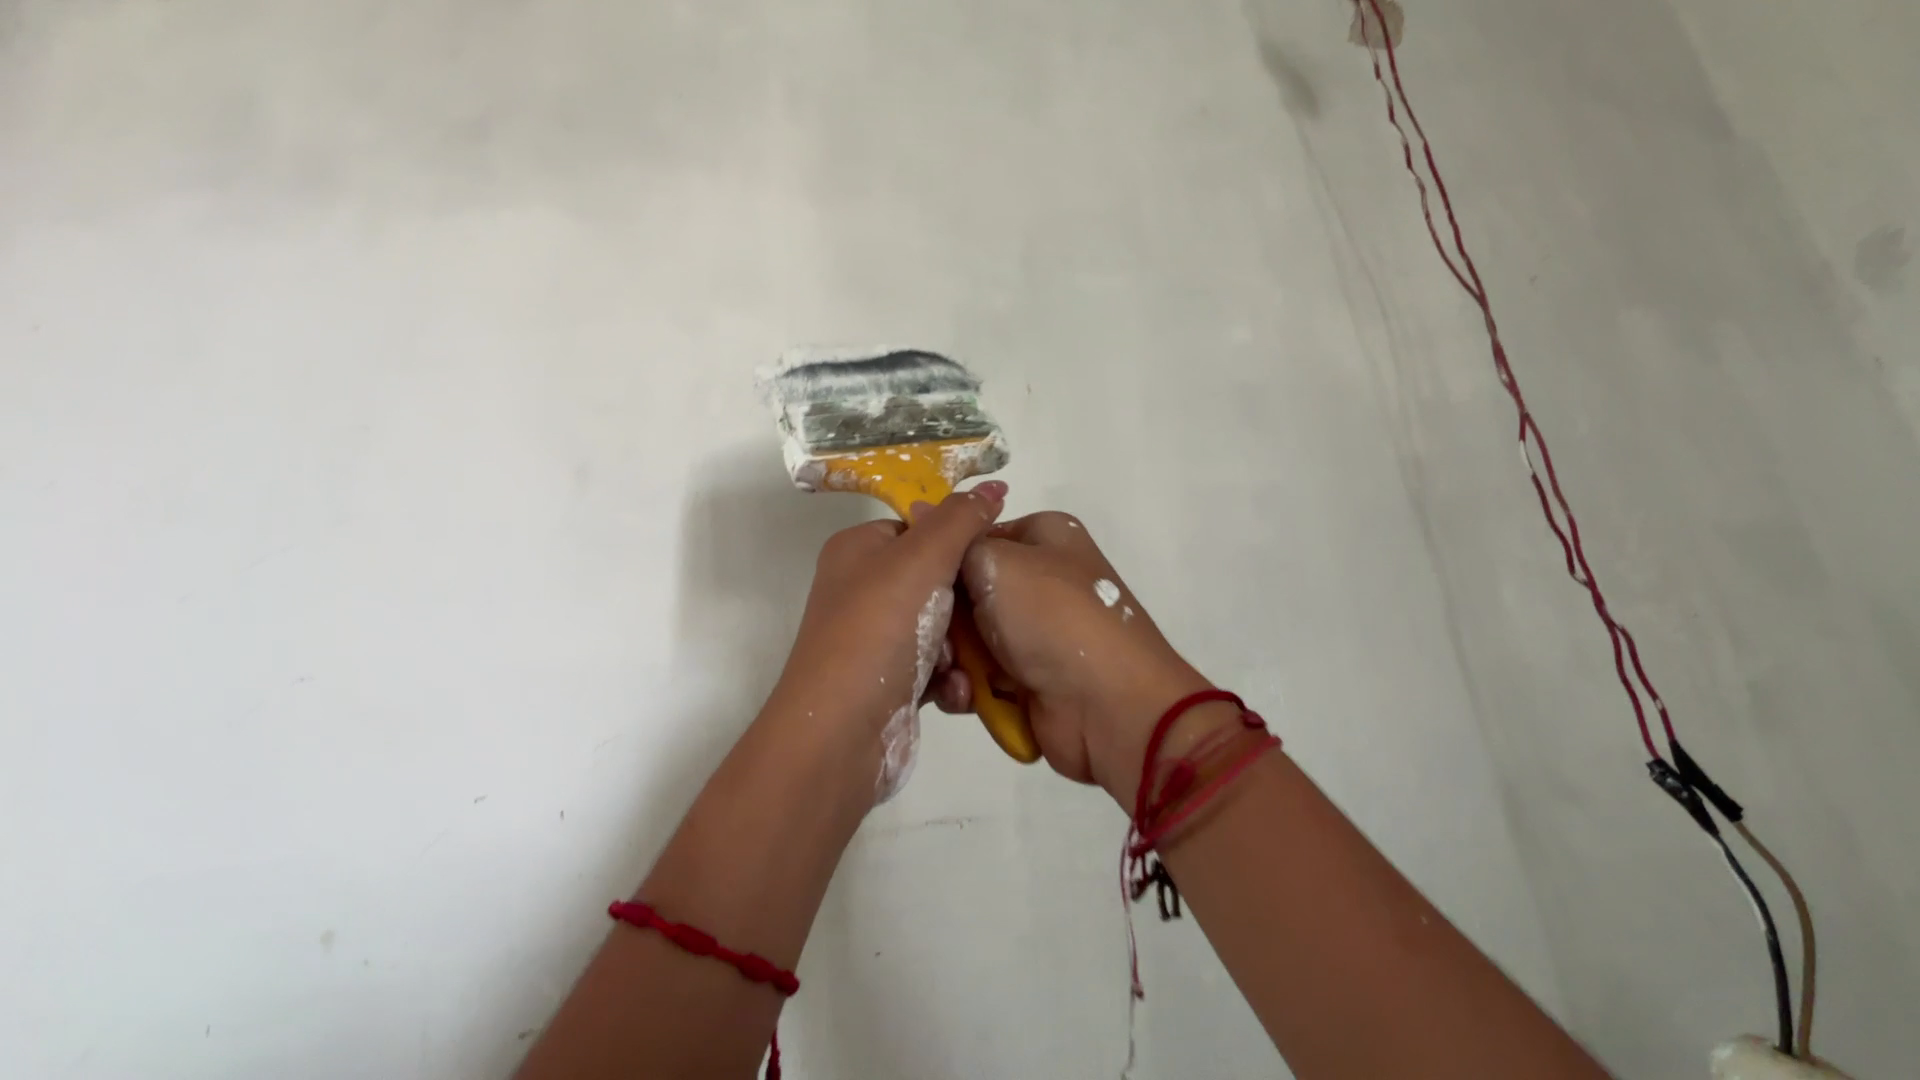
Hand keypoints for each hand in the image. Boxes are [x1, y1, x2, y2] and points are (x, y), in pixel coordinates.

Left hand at [765, 481, 1007, 802]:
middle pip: (939, 581)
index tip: (995, 561)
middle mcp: (863, 590)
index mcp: (859, 550)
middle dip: (967, 606)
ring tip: (962, 666)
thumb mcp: (923, 560)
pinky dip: (951, 680)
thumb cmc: (878, 631)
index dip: (961, 542)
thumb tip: (994, 485)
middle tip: (984, 620)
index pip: (922, 529)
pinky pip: (937, 668)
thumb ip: (962, 520)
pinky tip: (955, 694)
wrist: (841, 733)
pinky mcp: (890, 682)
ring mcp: (876, 640)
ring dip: (963, 649)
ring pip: (945, 629)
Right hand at [934, 512, 1214, 801]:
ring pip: (964, 638)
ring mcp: (1033, 633)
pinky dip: (967, 687)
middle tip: (930, 634)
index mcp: (1043, 538)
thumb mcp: (998, 562)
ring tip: (950, 671)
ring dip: (951, 657)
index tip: (908, 577)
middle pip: (963, 590)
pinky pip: (977, 676)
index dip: (939, 555)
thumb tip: (919, 511)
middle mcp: (1038, 580)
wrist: (1107, 707)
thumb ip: (955, 542)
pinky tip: (966, 696)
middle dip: (941, 617)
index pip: (973, 536)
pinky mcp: (1025, 679)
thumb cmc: (1053, 618)